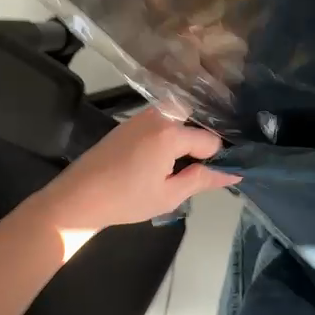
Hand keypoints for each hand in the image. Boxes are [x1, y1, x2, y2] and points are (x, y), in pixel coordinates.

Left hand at [30, 106, 239, 232]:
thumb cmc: (125, 200)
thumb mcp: (169, 195)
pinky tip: (162, 160)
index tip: (213, 176)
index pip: (210, 140)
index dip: (216, 159)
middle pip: (196, 121)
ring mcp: (143, 115)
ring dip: (185, 138)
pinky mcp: (131, 121)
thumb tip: (236, 173)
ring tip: (181, 166)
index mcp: (171, 132)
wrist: (78, 197)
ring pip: (179, 118)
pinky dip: (170, 135)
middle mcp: (160, 115)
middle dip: (202, 141)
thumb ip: (204, 179)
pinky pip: (162, 120)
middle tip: (197, 169)